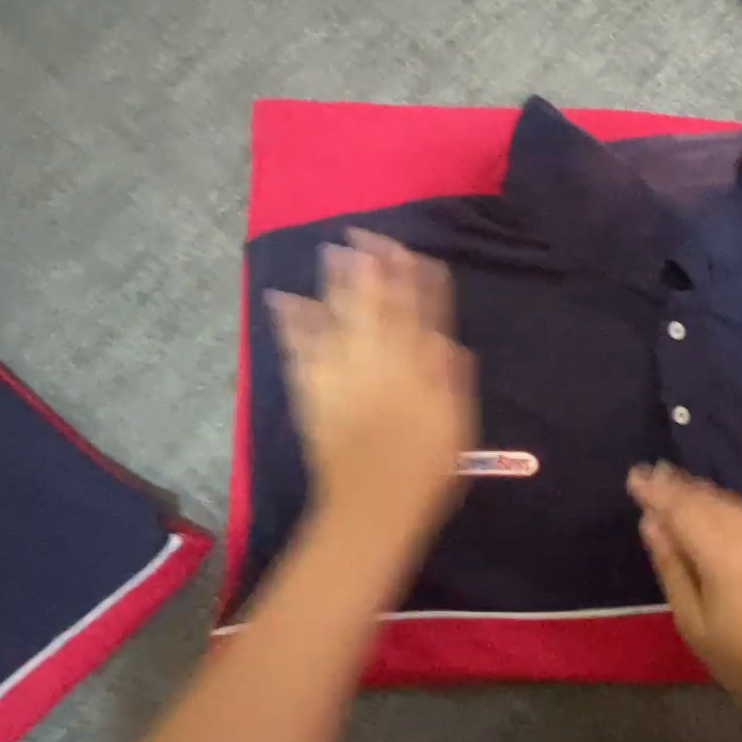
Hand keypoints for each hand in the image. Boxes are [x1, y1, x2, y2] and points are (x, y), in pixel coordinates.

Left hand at [267, 229, 476, 556]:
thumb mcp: (456, 425)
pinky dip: (293, 323)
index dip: (418, 280)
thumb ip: (452, 380)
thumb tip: (446, 342)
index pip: (422, 315)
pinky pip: (301, 349)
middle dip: (374, 268)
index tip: (413, 252)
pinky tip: (285, 298)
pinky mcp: (313, 390)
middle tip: (367, 234)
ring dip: (337, 282)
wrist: (372, 507)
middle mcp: (381, 361)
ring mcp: (343, 373)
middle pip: (379, 305)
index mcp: (419, 369)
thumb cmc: (426, 471)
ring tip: (334, 249)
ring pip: (340, 317)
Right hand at [627, 462, 741, 713]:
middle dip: (676, 485)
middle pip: (706, 500)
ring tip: (675, 482)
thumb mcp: (691, 619)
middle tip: (650, 472)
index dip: (656, 491)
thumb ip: (671, 565)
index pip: (682, 510)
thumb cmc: (738, 657)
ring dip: (700, 491)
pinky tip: (713, 507)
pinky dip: (724, 504)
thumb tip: (652, 523)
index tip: (634, 477)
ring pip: (729, 503)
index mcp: (722, 554)